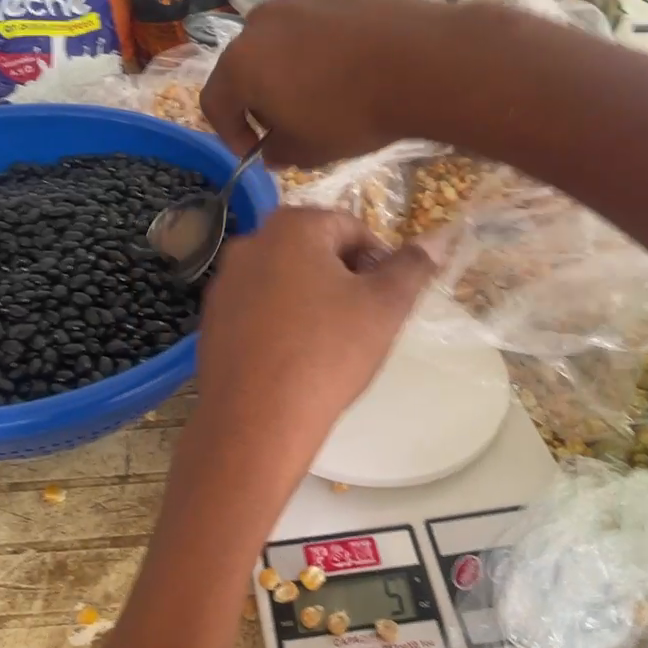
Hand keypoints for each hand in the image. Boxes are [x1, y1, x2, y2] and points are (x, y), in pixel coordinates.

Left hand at [189, 207, 436, 489]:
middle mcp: (250, 243)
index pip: (352, 228)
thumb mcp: (384, 307)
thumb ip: (412, 267)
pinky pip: (258, 311)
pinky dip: (280, 324)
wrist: (256, 421)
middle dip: (344, 281)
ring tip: (329, 346)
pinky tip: (294, 360)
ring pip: (284, 282)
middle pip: (315, 252)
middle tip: (362, 325)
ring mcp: (224, 283)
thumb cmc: (326, 354)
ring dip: (312, 302)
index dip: (378, 263)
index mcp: (292, 226)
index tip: (387, 303)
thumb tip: (436, 239)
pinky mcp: (211, 320)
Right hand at [201, 0, 457, 166]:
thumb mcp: (310, 151)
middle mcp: (262, 20)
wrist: (422, 64)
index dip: (230, 133)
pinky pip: (325, 16)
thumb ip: (279, 151)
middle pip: (248, 63)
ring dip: (295, 63)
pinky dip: (331, 38)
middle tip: (290, 122)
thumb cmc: (353, 114)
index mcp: (243, 63)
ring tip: (329, 87)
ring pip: (286, 35)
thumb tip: (272, 148)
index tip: (255, 152)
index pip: (214, 102)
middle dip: (262, 95)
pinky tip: (359, 58)